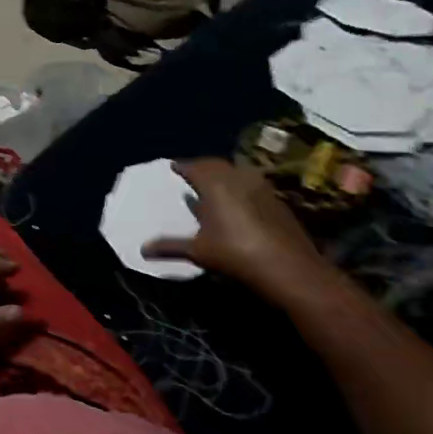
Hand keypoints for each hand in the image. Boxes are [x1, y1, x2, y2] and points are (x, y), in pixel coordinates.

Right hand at [141, 159, 338, 301]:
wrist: (290, 269)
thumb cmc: (236, 253)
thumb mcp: (198, 251)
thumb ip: (169, 246)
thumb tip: (142, 249)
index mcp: (215, 185)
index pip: (194, 166)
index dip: (182, 166)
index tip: (173, 168)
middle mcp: (238, 179)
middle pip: (216, 164)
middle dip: (202, 167)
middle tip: (191, 174)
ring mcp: (262, 188)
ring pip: (238, 172)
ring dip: (224, 174)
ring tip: (214, 186)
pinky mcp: (278, 201)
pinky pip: (254, 185)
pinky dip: (241, 187)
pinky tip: (238, 203)